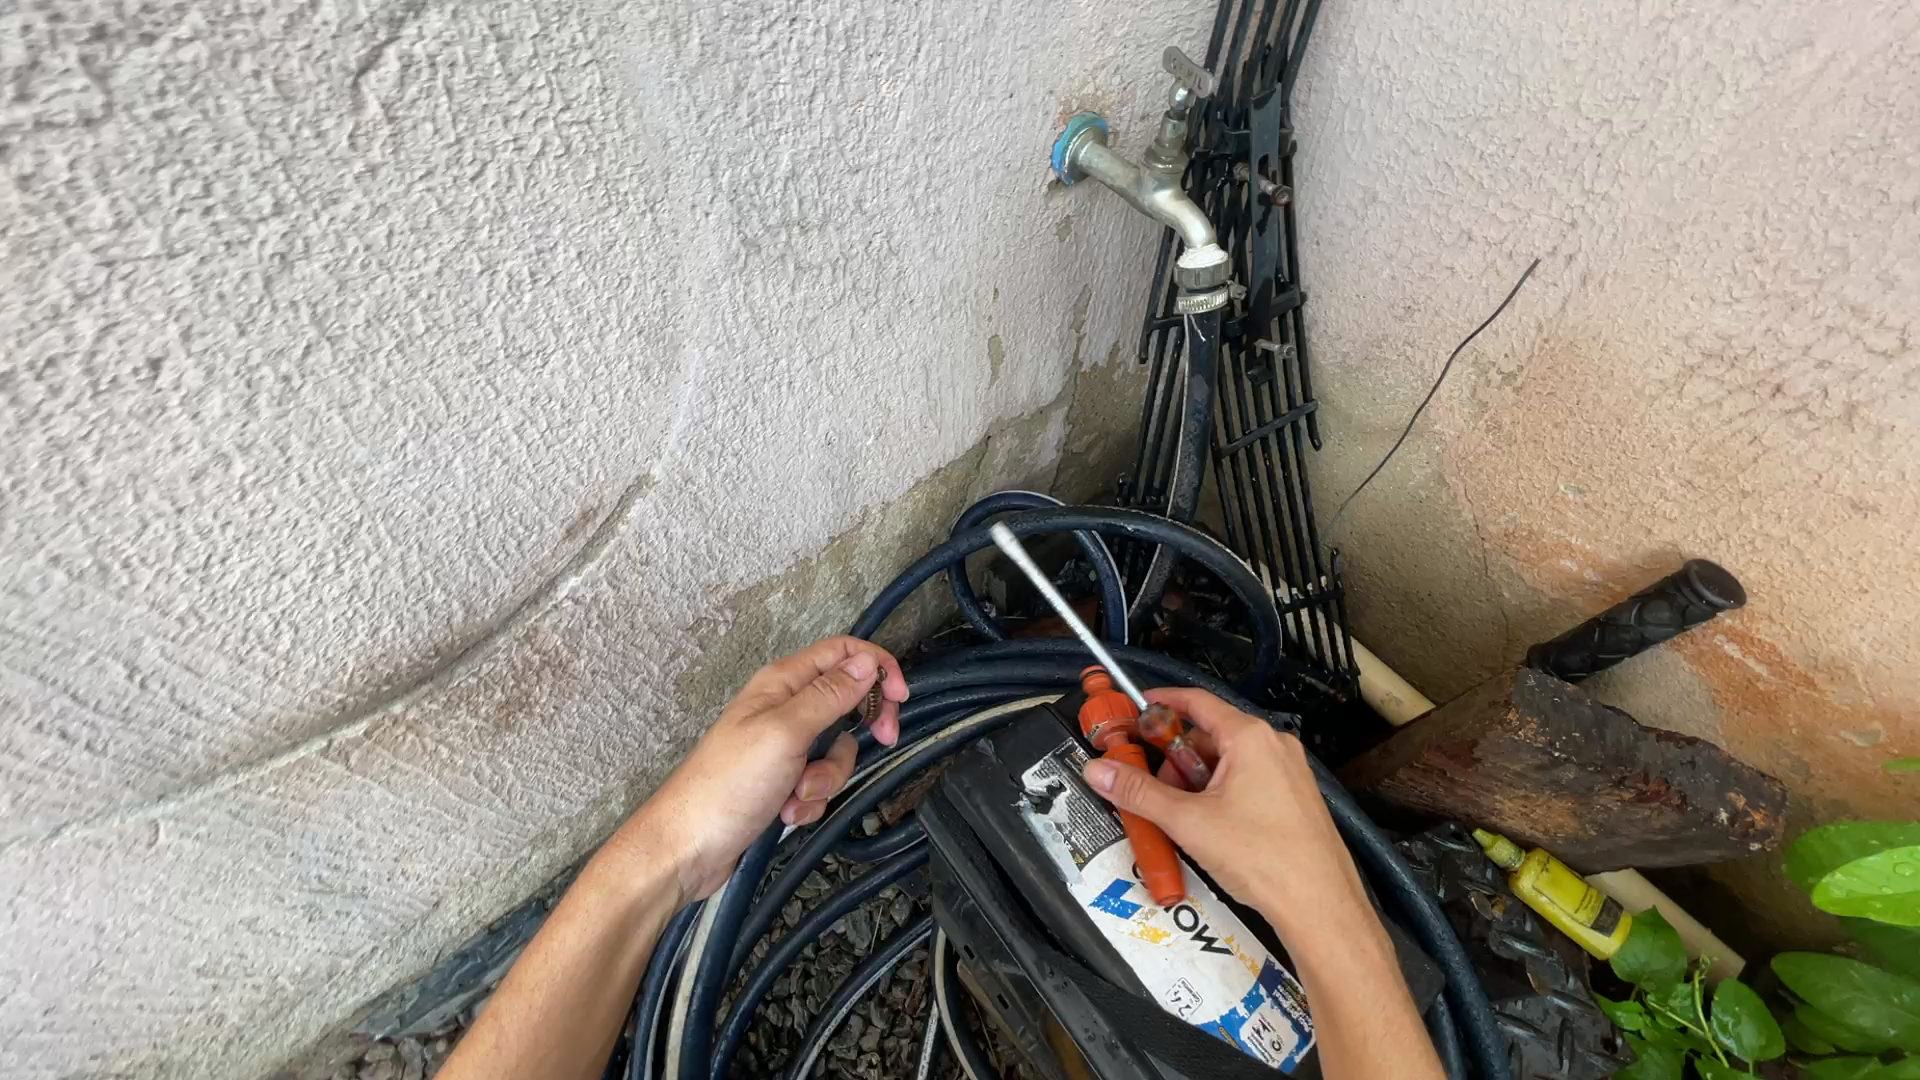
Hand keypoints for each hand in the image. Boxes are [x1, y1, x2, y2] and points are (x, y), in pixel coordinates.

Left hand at [617, 637, 907, 903]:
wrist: (687, 850)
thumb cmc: (728, 785)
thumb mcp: (786, 732)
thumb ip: (830, 695)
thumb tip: (867, 661)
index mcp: (784, 682)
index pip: (843, 652)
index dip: (877, 666)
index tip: (900, 696)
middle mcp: (787, 707)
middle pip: (849, 699)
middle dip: (865, 725)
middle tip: (883, 739)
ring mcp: (786, 745)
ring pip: (839, 749)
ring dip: (827, 776)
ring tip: (796, 793)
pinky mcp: (785, 780)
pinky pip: (822, 781)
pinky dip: (811, 800)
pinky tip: (785, 813)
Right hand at [1080, 688, 1365, 931]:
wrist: (1322, 911)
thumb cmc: (1266, 860)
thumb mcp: (1187, 821)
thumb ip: (1138, 792)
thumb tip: (1100, 770)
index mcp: (1249, 738)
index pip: (1195, 701)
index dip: (1161, 702)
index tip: (1136, 708)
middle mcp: (1273, 746)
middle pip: (1207, 735)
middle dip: (1174, 757)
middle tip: (1150, 782)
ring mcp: (1288, 773)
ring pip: (1226, 761)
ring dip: (1195, 780)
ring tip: (1179, 815)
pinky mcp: (1294, 799)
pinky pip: (1246, 780)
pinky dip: (1218, 794)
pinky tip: (1207, 826)